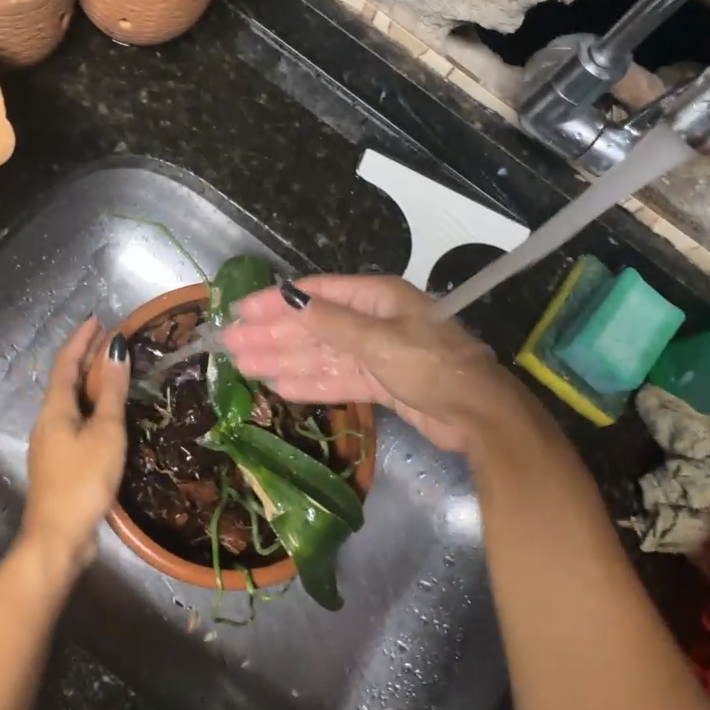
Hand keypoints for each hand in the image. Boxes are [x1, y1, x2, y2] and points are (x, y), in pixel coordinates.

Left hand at [22, 318, 130, 565]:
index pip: (66, 362)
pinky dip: (91, 406)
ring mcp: (51, 444)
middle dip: (85, 357)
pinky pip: (74, 421)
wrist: (59, 536)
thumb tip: (116, 349)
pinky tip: (107, 414)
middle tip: (110, 340)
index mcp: (55, 408)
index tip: (98, 320)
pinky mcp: (60, 463)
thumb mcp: (105, 432)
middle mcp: (47, 421)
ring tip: (112, 371)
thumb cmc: (83, 480)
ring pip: (70, 401)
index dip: (81, 340)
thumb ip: (111, 392)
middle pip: (65, 380)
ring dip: (89, 382)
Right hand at [223, 275, 523, 451]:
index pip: (316, 294)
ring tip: (244, 367)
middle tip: (230, 344)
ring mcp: (376, 353)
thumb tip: (288, 299)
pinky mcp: (381, 384)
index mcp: (377, 298)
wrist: (479, 416)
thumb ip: (331, 323)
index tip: (240, 311)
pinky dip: (309, 383)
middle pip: (314, 326)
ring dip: (283, 360)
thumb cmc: (432, 365)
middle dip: (273, 335)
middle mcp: (374, 321)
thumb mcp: (379, 340)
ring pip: (321, 355)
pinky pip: (336, 380)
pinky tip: (279, 386)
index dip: (276, 302)